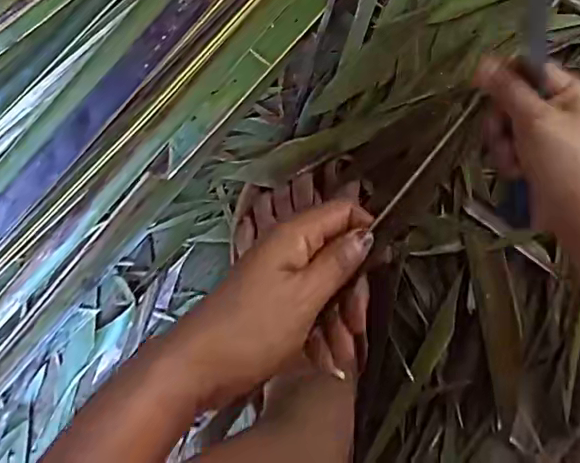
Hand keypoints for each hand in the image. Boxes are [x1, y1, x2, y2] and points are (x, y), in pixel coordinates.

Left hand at [162, 197, 373, 409]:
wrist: (197, 369)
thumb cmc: (251, 329)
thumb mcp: (305, 296)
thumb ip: (339, 262)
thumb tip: (367, 233)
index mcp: (295, 234)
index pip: (342, 211)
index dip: (366, 230)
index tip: (382, 261)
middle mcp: (288, 247)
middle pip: (337, 250)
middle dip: (353, 287)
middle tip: (357, 322)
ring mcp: (280, 274)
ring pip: (326, 282)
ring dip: (338, 316)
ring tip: (341, 353)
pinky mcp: (275, 300)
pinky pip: (309, 304)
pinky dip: (320, 328)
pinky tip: (325, 359)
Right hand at [474, 57, 579, 245]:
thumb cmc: (566, 163)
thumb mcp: (534, 119)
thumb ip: (507, 88)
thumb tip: (484, 61)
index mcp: (570, 91)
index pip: (529, 68)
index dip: (505, 75)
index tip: (481, 86)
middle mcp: (561, 109)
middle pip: (514, 98)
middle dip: (502, 120)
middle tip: (503, 136)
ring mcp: (550, 136)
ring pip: (509, 126)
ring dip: (504, 145)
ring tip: (513, 164)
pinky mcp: (541, 161)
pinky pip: (514, 148)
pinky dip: (510, 161)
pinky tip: (517, 175)